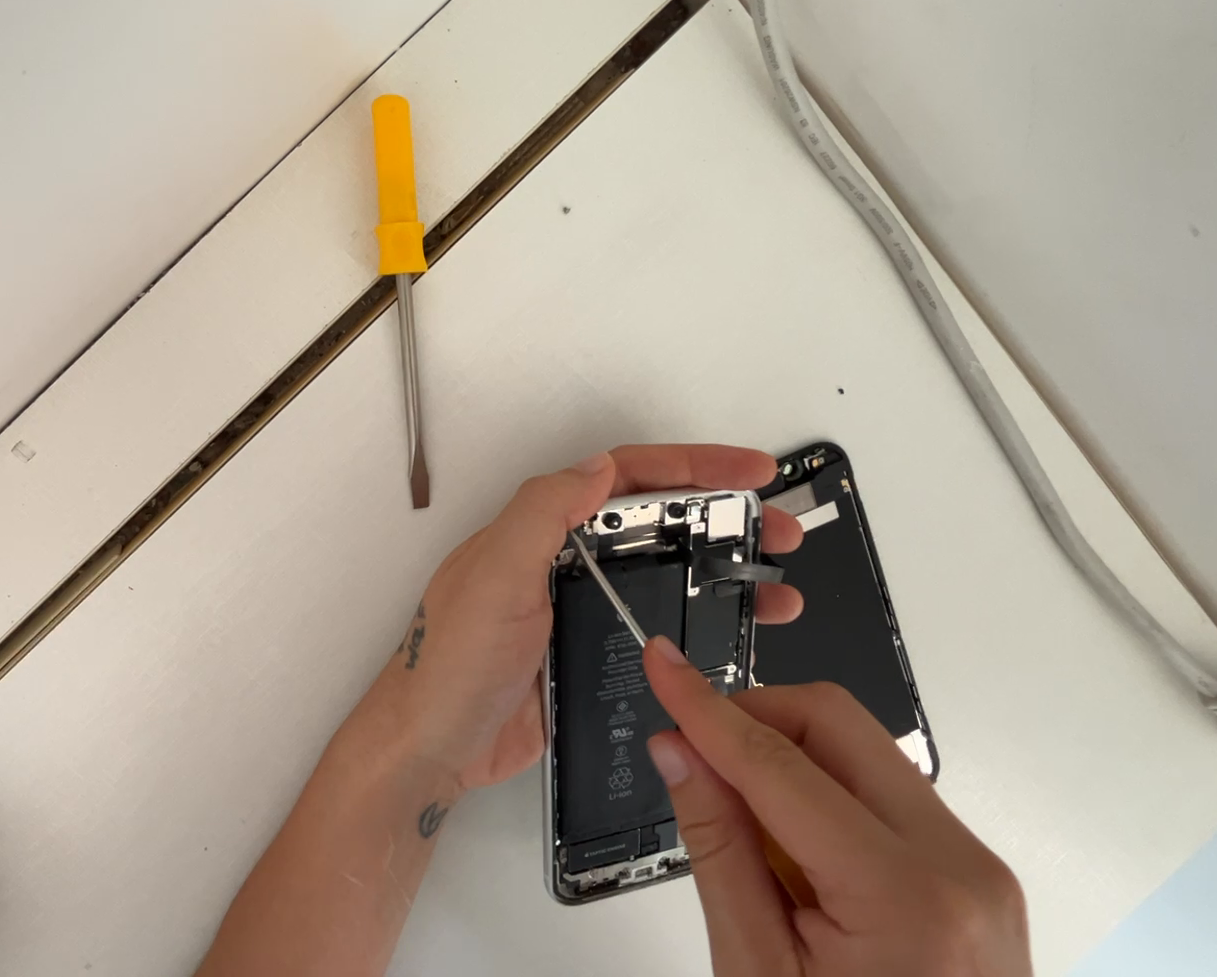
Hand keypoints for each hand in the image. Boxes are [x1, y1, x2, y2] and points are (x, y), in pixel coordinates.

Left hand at [372, 445, 803, 792]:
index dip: (690, 466)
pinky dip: (698, 623)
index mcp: (542, 530)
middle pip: (655, 523)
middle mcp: (565, 561)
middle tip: (781, 534)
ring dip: (721, 574)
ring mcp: (580, 609)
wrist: (435, 749)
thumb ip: (541, 514)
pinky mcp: (591, 653)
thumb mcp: (494, 575)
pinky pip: (656, 626)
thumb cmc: (456, 661)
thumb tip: (598, 466)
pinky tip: (736, 635)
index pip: (623, 479)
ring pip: (663, 574)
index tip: (751, 472)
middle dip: (723, 520)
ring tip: (779, 590)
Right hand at [643, 640, 1031, 976]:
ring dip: (781, 754)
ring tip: (745, 827)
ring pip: (855, 744)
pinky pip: (876, 785)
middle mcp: (959, 863)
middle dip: (750, 715)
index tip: (659, 661)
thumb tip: (676, 747)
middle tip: (693, 750)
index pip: (777, 760)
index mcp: (905, 897)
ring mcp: (975, 865)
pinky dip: (815, 788)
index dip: (704, 705)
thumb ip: (715, 843)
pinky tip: (790, 852)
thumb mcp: (754, 970)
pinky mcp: (971, 871)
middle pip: (834, 720)